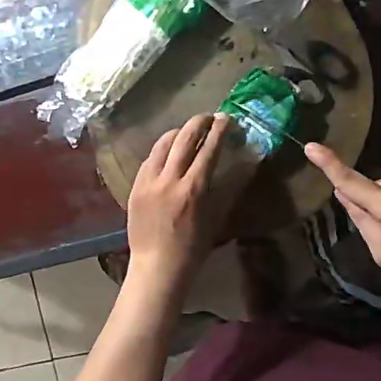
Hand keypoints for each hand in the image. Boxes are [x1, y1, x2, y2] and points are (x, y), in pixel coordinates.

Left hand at [126, 113, 243, 292]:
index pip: (208, 149)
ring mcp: (148, 183)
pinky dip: (160, 151)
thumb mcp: (217, 216)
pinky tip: (167, 150)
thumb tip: (245, 164)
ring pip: (161, 146)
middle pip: (183, 140)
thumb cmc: (194, 246)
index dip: (219, 131)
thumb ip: (229, 188)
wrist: (158, 264)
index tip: (226, 119)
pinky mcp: (135, 188)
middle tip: (208, 117)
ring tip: (186, 130)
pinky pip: (148, 161)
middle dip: (197, 124)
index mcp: (194, 188)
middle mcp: (169, 180)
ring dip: (176, 133)